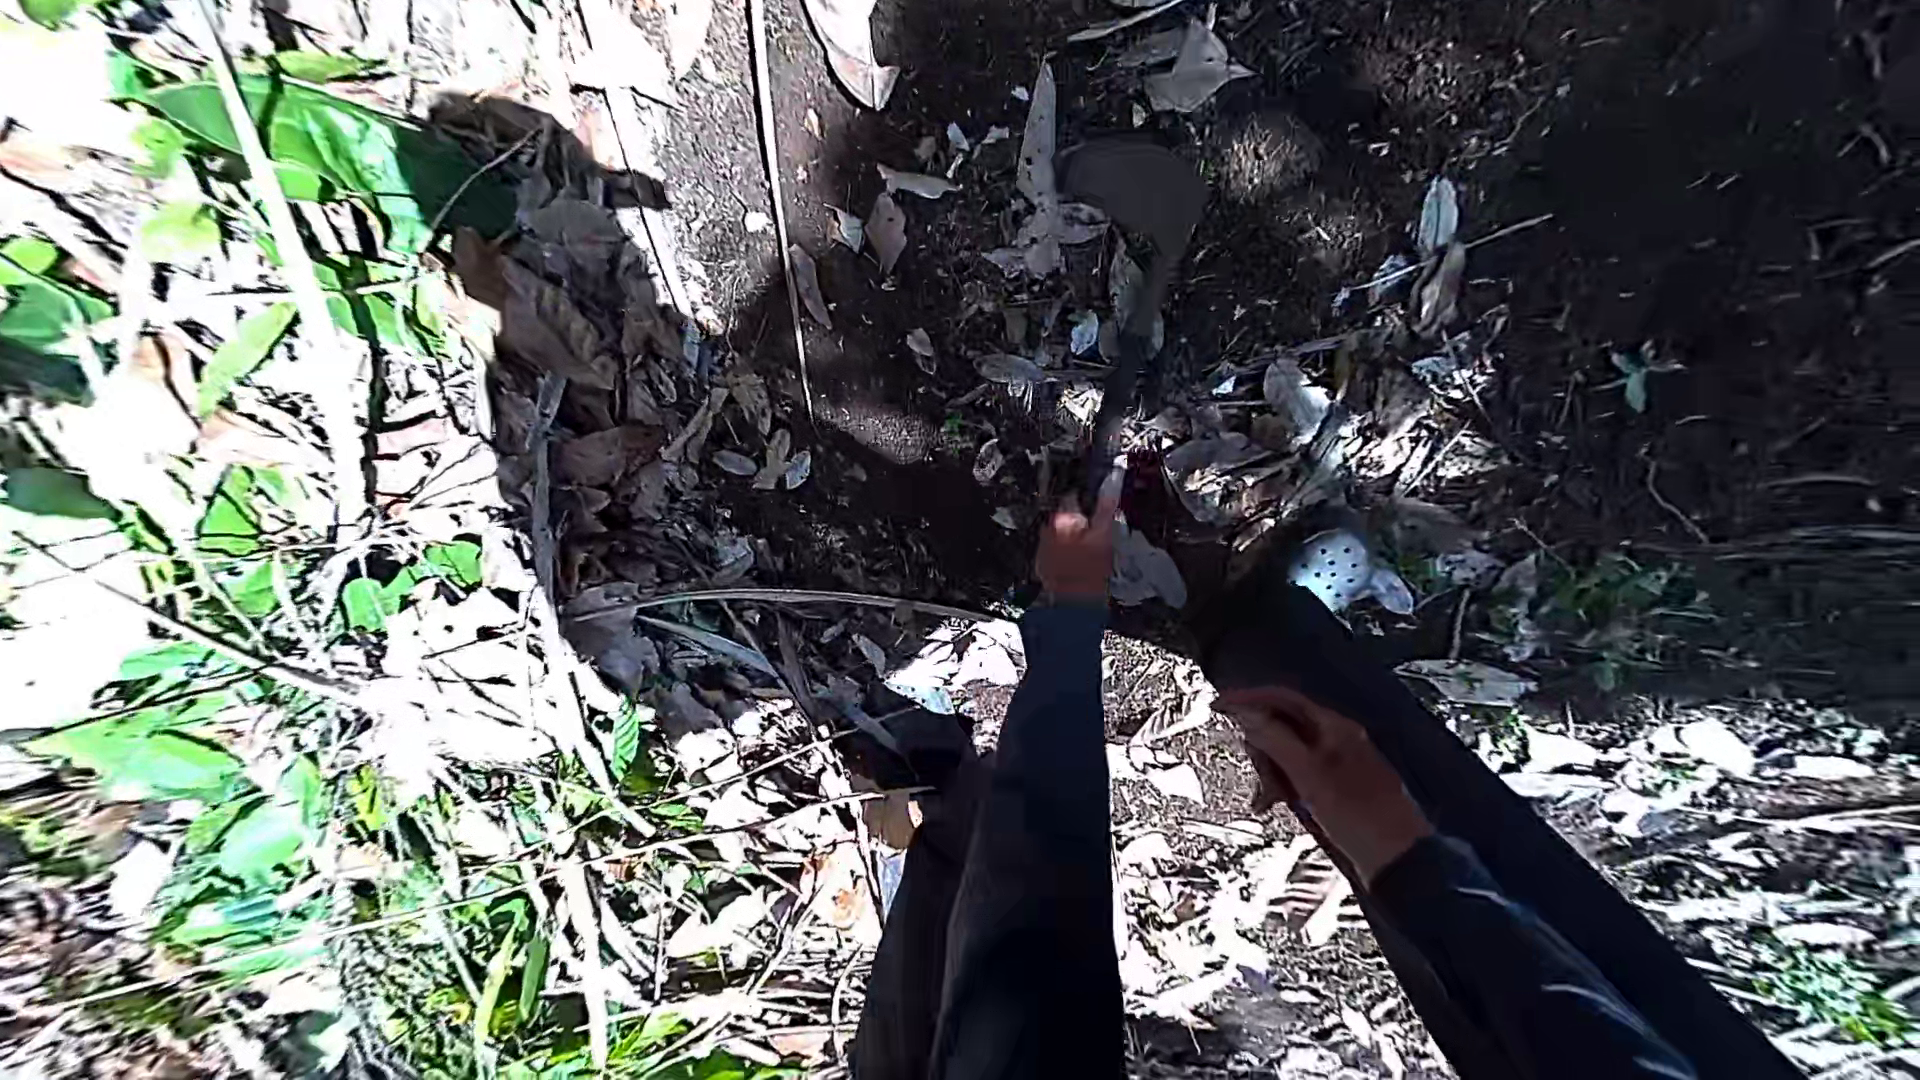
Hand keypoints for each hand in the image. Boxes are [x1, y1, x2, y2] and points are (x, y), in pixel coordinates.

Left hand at [1034, 466, 1122, 602]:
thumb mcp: (1105, 534)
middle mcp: (1048, 527)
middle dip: (1078, 519)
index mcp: (1064, 517)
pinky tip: (1075, 560)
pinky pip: (1053, 547)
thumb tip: (1112, 480)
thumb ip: (1106, 505)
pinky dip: (1063, 550)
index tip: (1096, 505)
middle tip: (1094, 533)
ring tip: (1085, 550)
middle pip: (1065, 513)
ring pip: (1059, 530)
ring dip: (1070, 535)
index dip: (1088, 499)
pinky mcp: (1042, 560)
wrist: (1075, 602)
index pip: (1073, 495)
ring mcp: (1043, 544)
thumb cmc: (1092, 570)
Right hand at [1219, 685, 1432, 884]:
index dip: (1247, 698)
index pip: (1282, 698)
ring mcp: (1335, 760)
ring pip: (1285, 750)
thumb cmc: (1360, 818)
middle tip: (1257, 772)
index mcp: (1334, 727)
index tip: (1219, 706)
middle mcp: (1335, 737)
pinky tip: (1273, 803)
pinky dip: (1281, 784)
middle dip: (1261, 746)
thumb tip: (1245, 712)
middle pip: (1281, 724)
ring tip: (1268, 798)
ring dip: (1270, 770)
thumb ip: (1274, 738)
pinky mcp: (1334, 783)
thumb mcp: (1308, 775)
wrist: (1402, 865)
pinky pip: (1296, 771)